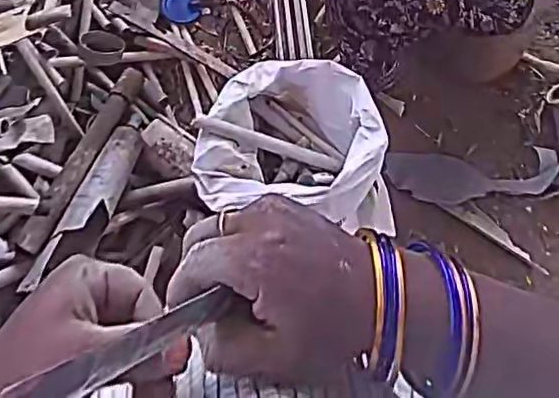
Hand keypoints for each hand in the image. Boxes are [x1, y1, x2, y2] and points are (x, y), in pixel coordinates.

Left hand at [0, 256, 186, 397]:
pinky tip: (123, 392)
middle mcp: (81, 297)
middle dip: (149, 357)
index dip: (159, 329)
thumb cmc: (17, 378)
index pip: (144, 291)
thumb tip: (177, 345)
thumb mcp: (88, 352)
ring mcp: (75, 332)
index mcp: (83, 275)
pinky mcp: (69, 363)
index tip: (168, 361)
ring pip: (127, 352)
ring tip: (139, 392)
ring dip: (139, 377)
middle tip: (154, 387)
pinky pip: (110, 369)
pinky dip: (122, 383)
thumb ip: (136, 344)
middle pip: (138, 324)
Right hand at [166, 197, 374, 384]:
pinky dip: (237, 235)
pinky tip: (254, 263)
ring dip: (216, 248)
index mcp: (253, 257)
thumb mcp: (276, 357)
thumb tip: (199, 332)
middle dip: (195, 266)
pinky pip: (241, 214)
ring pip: (218, 220)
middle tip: (205, 296)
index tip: (181, 307)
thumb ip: (225, 348)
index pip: (194, 261)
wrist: (379, 294)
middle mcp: (258, 220)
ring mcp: (270, 205)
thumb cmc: (334, 326)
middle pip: (200, 233)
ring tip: (233, 281)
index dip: (180, 287)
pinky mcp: (281, 201)